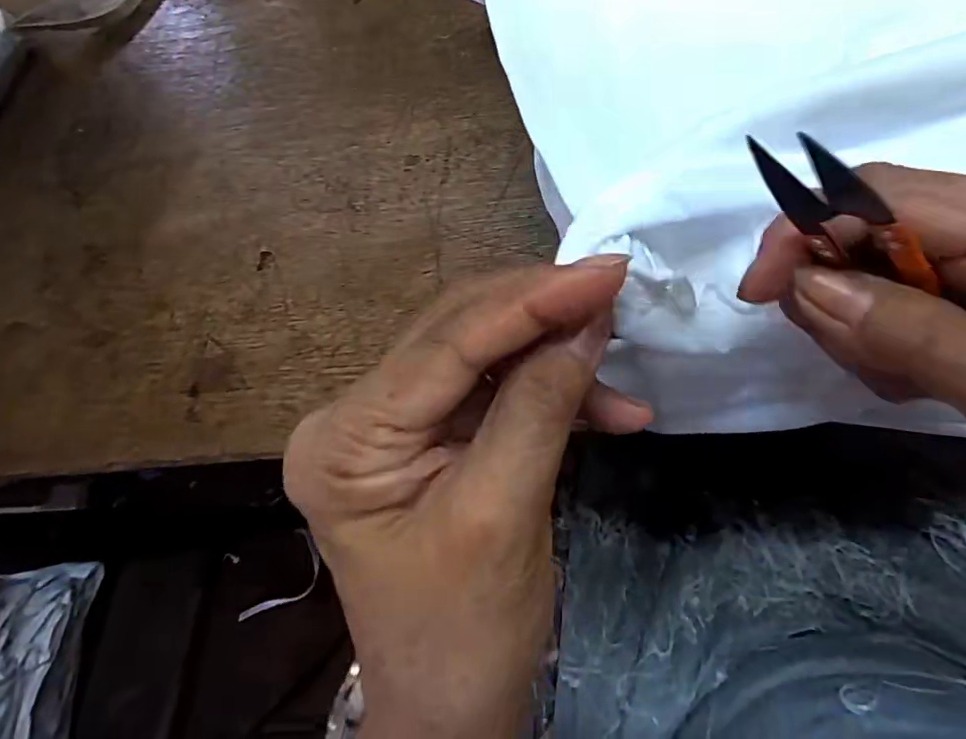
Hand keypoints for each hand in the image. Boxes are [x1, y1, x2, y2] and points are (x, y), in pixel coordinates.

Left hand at [284, 258, 650, 737]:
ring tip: (616, 353)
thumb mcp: (504, 512)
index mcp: (348, 436)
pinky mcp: (438, 432)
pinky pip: (503, 386)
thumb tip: (589, 319)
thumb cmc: (465, 628)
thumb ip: (543, 404)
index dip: (533, 298)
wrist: (456, 706)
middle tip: (614, 288)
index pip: (449, 341)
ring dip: (558, 352)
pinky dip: (558, 390)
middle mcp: (361, 413)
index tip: (605, 270)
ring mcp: (399, 420)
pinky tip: (610, 409)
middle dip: (545, 309)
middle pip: (464, 329)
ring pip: (489, 350)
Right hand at [739, 167, 965, 610]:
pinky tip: (916, 382)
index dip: (819, 225)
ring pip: (889, 263)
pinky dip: (887, 338)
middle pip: (890, 222)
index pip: (906, 195)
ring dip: (864, 319)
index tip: (764, 287)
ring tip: (899, 384)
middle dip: (841, 282)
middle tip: (846, 355)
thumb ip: (922, 339)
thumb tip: (808, 285)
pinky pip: (910, 298)